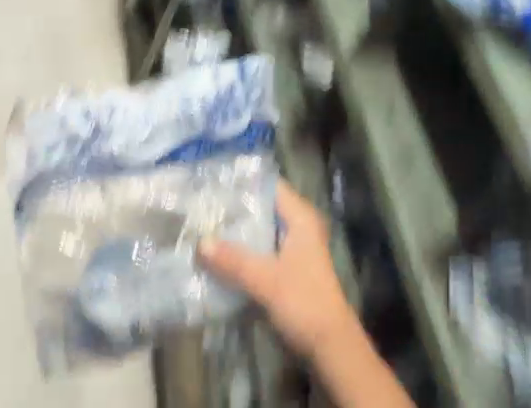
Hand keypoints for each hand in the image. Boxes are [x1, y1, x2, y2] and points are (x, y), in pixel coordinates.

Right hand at [200, 181, 362, 362]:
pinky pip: (261, 251)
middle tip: (200, 206)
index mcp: (301, 218)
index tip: (212, 182)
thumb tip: (200, 242)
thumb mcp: (265, 279)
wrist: (331, 346)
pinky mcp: (288, 270)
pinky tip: (217, 256)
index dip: (243, 182)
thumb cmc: (304, 302)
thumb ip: (233, 260)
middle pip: (263, 208)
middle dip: (234, 209)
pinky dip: (243, 252)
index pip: (270, 186)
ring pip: (260, 232)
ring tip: (202, 227)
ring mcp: (295, 249)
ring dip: (236, 233)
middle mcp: (299, 227)